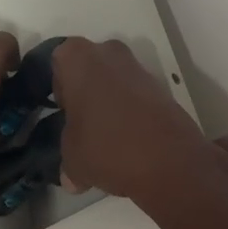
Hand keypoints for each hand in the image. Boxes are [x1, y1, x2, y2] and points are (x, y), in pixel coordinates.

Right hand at [53, 38, 204, 199]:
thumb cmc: (106, 146)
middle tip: (86, 126)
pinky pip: (137, 96)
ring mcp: (136, 66)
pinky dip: (133, 112)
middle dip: (87, 92)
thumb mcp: (73, 159)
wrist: (169, 160)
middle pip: (88, 69)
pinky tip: (133, 142)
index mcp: (75, 56)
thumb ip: (67, 161)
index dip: (61, 92)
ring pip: (114, 81)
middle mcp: (105, 51)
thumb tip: (70, 177)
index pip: (57, 65)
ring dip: (111, 102)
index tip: (66, 116)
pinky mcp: (161, 86)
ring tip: (112, 139)